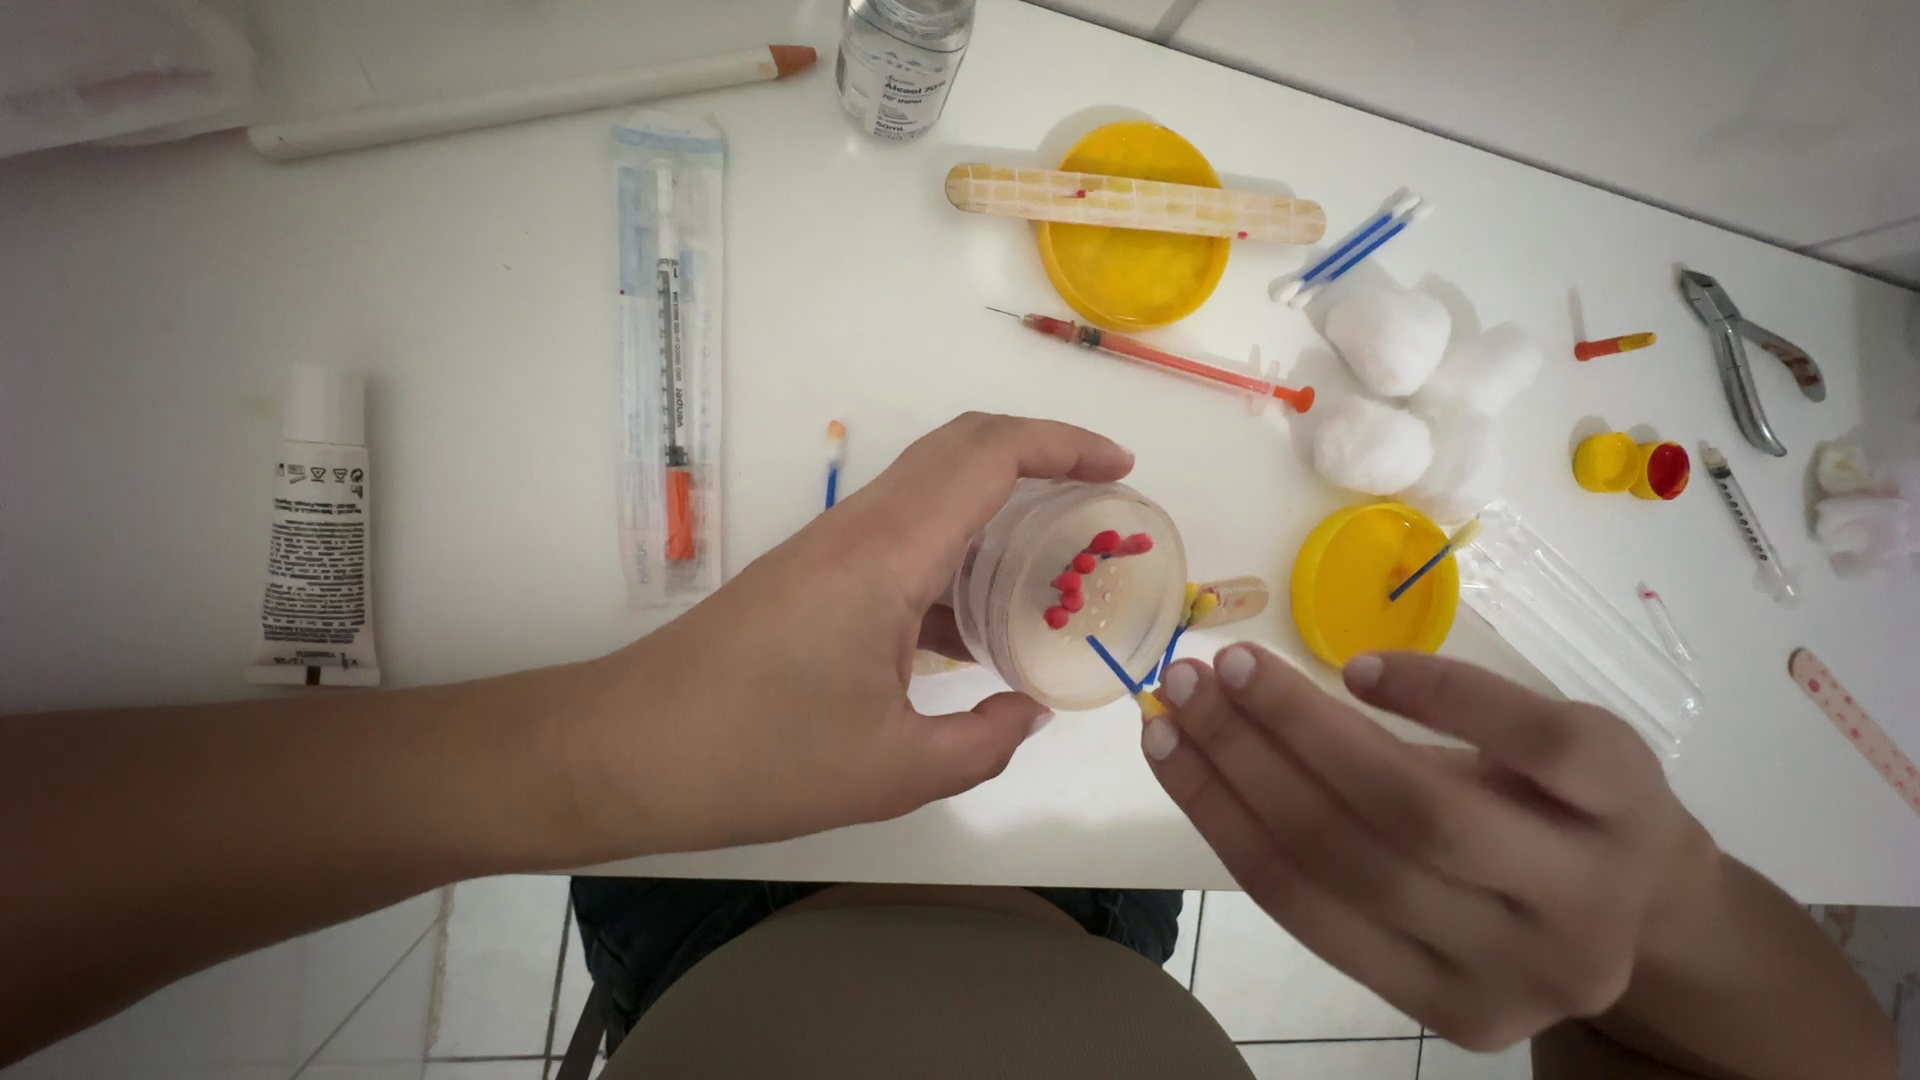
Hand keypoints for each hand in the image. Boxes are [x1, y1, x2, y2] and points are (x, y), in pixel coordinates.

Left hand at [562, 413, 1132, 856]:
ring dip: (998, 501)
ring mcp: (833, 546)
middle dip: (1042, 454)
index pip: (990, 454)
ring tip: (1053, 561)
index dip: (1065, 444)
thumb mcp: (893, 769)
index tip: (1120, 467)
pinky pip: (904, 533)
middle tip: (1099, 501)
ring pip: (932, 485)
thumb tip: (1029, 712)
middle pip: (962, 445)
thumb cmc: (758, 758)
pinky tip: (976, 620)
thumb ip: (984, 742)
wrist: (626, 750)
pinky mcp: (814, 572)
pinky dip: (957, 550)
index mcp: (889, 554)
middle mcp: (862, 528)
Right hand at [1146, 646, 1717, 1050]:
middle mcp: (1522, 960)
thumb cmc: (1490, 877)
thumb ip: (1316, 837)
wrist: (1644, 880)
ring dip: (1306, 723)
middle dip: (1245, 754)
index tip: (1157, 733)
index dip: (1214, 807)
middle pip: (1350, 850)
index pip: (1298, 897)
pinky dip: (1432, 691)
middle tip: (1186, 681)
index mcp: (1450, 997)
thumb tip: (1198, 736)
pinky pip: (1524, 734)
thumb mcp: (1410, 891)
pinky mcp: (1628, 792)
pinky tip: (1362, 669)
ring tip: (1239, 666)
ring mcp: (1584, 881)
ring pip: (1417, 805)